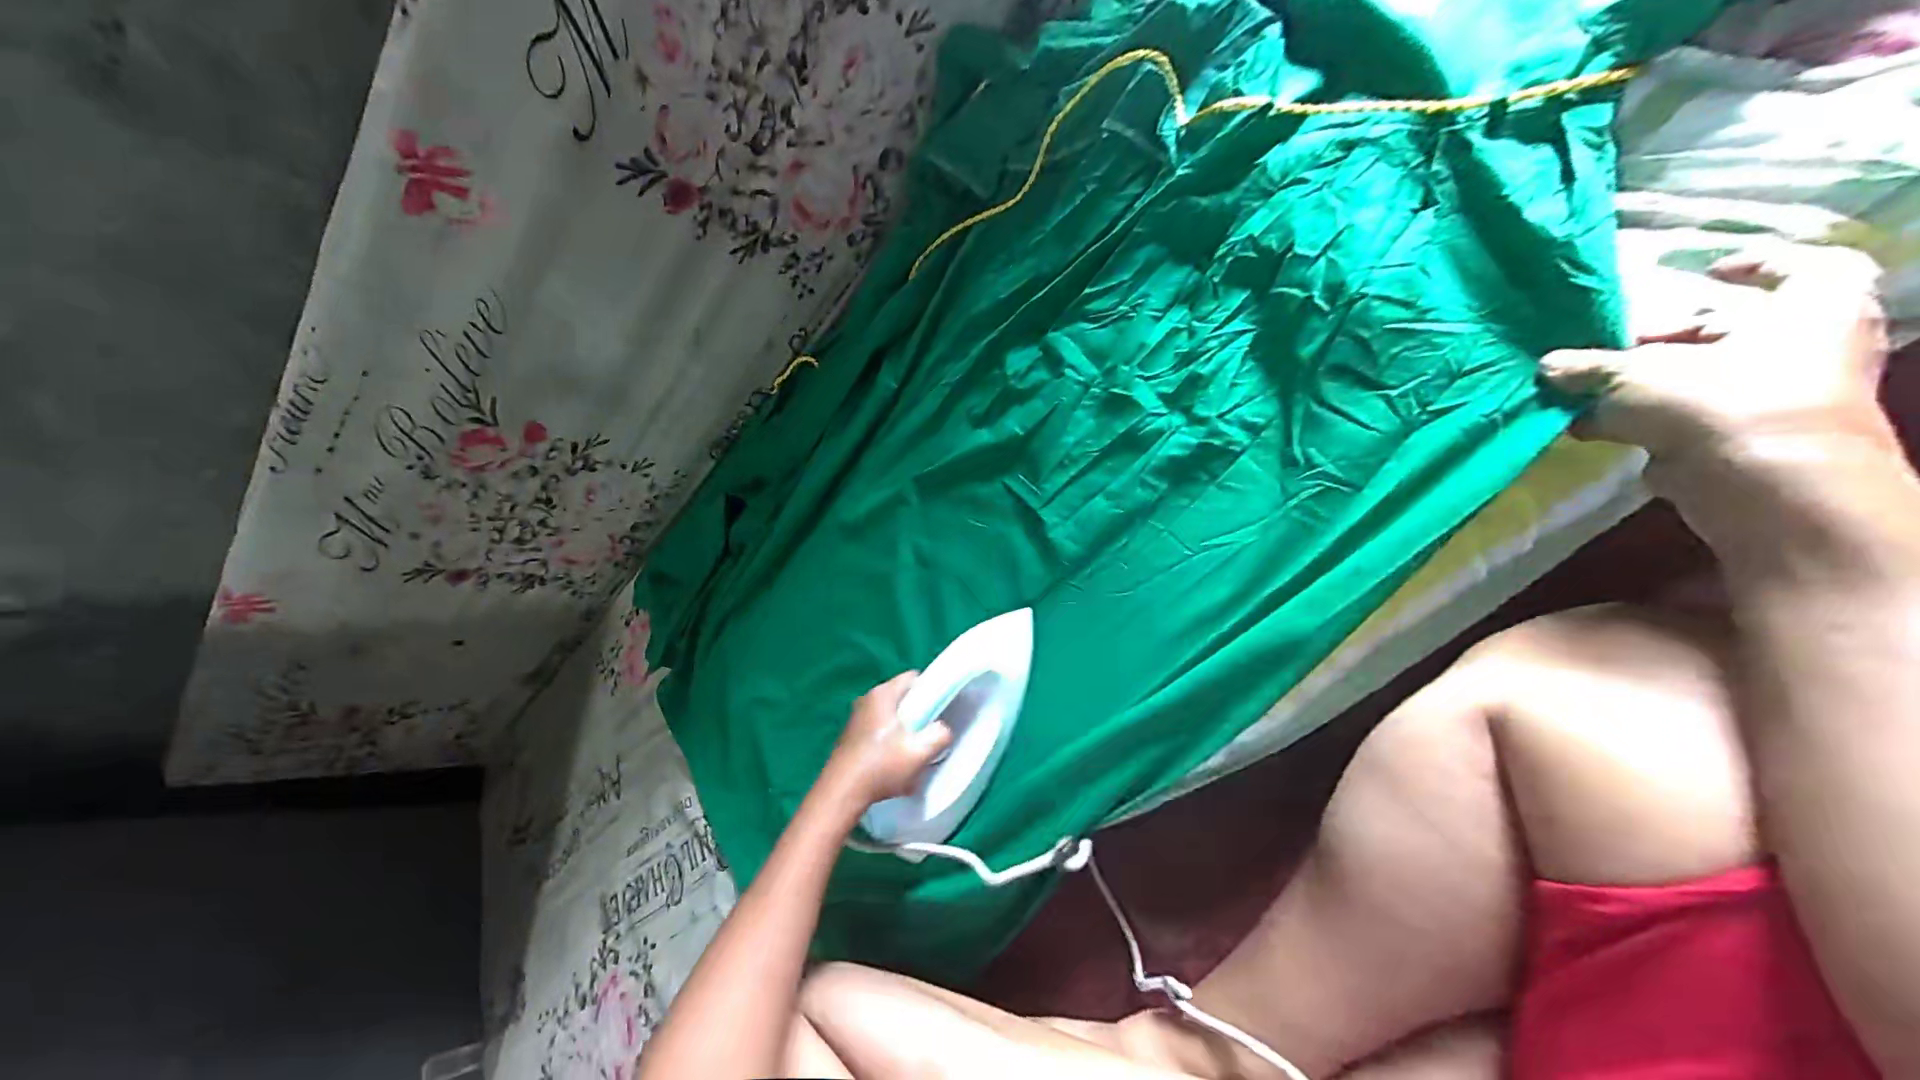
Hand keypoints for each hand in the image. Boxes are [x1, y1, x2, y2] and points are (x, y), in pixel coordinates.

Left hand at [823, 672, 952, 806]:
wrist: (841, 792)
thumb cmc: (881, 766)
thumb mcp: (920, 752)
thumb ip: (940, 735)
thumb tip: (942, 729)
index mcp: (882, 694)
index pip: (913, 678)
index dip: (931, 690)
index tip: (940, 709)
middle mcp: (867, 699)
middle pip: (902, 698)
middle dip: (918, 713)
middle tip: (928, 733)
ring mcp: (856, 717)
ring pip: (890, 715)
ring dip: (903, 730)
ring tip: (912, 751)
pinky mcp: (851, 735)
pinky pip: (878, 729)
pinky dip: (889, 740)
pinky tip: (893, 762)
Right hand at [1541, 243, 1893, 482]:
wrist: (1758, 485)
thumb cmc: (1717, 401)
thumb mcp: (1635, 373)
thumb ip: (1588, 366)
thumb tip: (1547, 365)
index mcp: (1812, 306)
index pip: (1796, 268)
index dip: (1751, 266)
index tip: (1703, 273)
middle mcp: (1809, 347)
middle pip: (1728, 331)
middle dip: (1662, 342)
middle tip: (1610, 349)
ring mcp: (1782, 398)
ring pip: (1701, 379)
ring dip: (1642, 388)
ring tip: (1585, 394)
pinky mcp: (1749, 442)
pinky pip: (1687, 420)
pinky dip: (1643, 423)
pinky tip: (1590, 426)